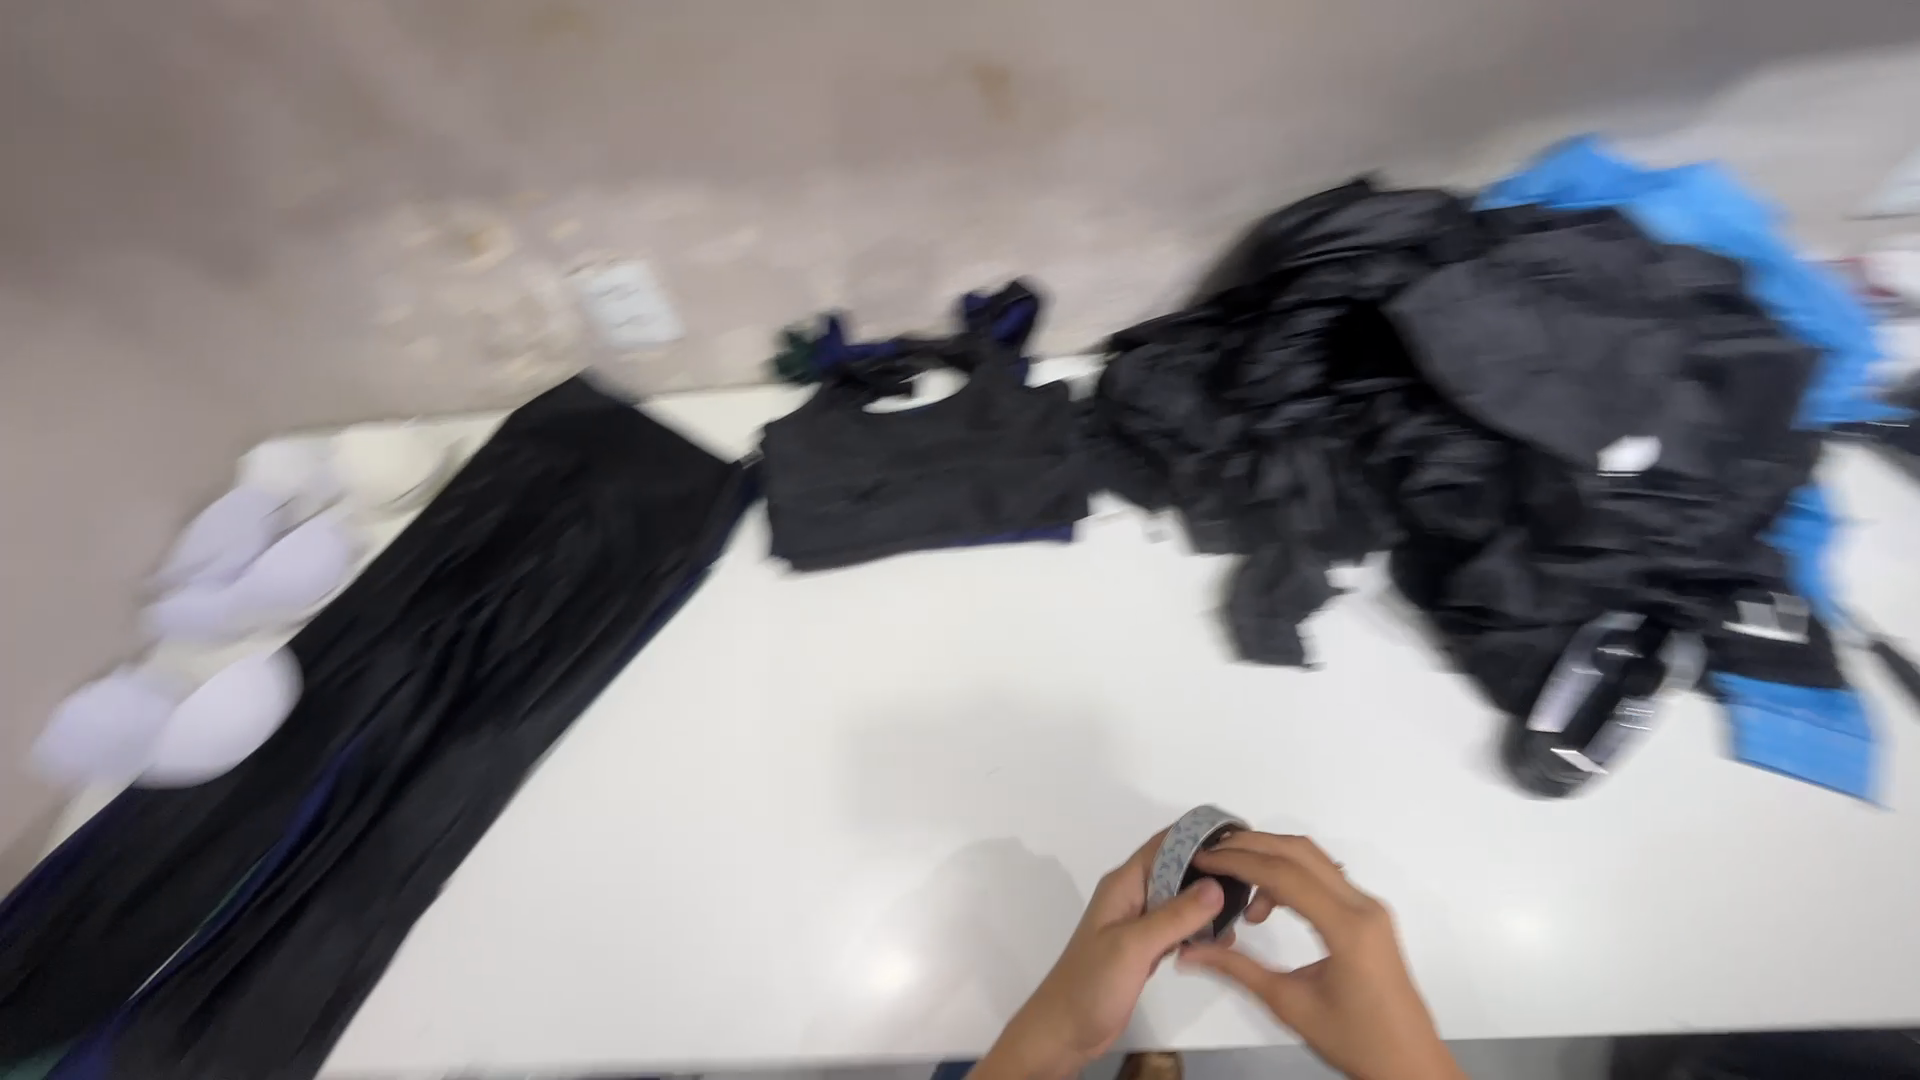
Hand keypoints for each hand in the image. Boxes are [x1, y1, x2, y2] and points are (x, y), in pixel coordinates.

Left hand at [975, 831, 1227, 1079]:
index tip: (1235, 837)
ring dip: (1207, 902)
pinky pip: (1177, 927)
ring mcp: (1138, 922)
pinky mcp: (1144, 947)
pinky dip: (1198, 929)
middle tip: (1251, 877)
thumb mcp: (1134, 946)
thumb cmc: (1093, 980)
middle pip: (1175, 870)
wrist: (1067, 1027)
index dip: (1196, 837)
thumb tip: (1217, 884)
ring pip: (1178, 900)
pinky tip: (1222, 938)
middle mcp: (1132, 895)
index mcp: (1124, 883)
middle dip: (1208, 870)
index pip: (1163, 846)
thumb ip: (1174, 916)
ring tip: (1246, 907)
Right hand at [1178, 833, 1462, 1079]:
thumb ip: (1237, 968)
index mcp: (1346, 927)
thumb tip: (1188, 950)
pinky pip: (1322, 874)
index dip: (1237, 860)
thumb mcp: (1288, 1005)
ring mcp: (1369, 906)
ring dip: (1269, 857)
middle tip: (1212, 856)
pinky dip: (1288, 874)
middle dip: (1249, 845)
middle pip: (1298, 851)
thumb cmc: (1355, 1040)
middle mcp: (1362, 905)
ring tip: (1235, 881)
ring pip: (1311, 856)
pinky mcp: (1368, 913)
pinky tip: (1266, 904)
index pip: (1282, 873)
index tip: (1202, 860)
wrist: (1412, 1068)